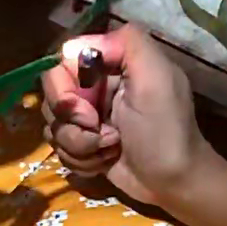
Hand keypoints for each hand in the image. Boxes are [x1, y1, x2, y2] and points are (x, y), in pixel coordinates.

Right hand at [41, 25, 215, 208]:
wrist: (173, 182)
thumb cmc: (165, 130)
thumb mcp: (157, 77)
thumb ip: (128, 43)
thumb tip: (76, 46)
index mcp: (112, 65)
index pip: (63, 62)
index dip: (65, 88)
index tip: (87, 110)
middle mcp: (97, 87)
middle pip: (53, 95)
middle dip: (72, 121)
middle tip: (100, 132)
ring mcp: (89, 118)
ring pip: (54, 124)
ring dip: (78, 144)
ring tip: (109, 150)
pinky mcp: (84, 144)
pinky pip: (60, 147)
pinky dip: (81, 159)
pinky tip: (105, 162)